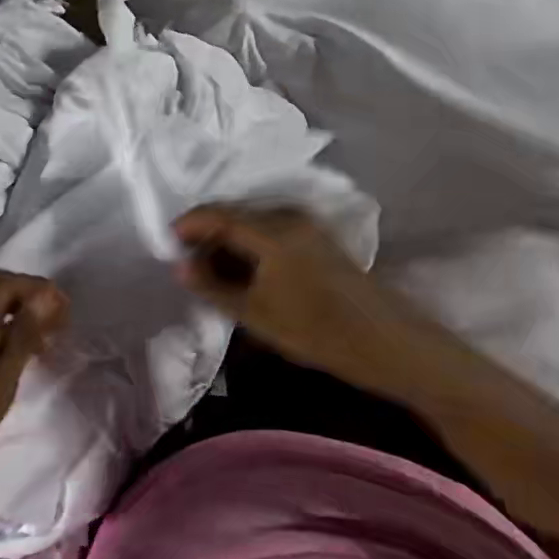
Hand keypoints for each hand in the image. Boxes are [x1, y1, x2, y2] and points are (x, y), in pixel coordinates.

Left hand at [0, 272, 68, 491]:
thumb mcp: (3, 378)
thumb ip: (25, 333)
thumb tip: (48, 298)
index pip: (2, 284)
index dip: (36, 287)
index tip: (65, 306)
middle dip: (29, 295)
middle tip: (60, 318)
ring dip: (18, 310)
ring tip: (48, 334)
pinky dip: (4, 326)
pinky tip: (24, 345)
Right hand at [173, 205, 404, 383]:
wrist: (392, 345)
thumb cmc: (317, 331)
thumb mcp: (255, 313)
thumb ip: (212, 286)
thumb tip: (180, 267)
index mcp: (272, 231)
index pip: (217, 215)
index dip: (188, 225)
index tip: (166, 243)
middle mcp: (290, 216)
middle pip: (234, 213)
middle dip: (206, 234)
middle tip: (187, 263)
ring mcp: (308, 224)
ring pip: (252, 221)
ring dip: (228, 240)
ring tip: (212, 272)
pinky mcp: (318, 237)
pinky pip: (271, 229)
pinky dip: (250, 244)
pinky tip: (243, 271)